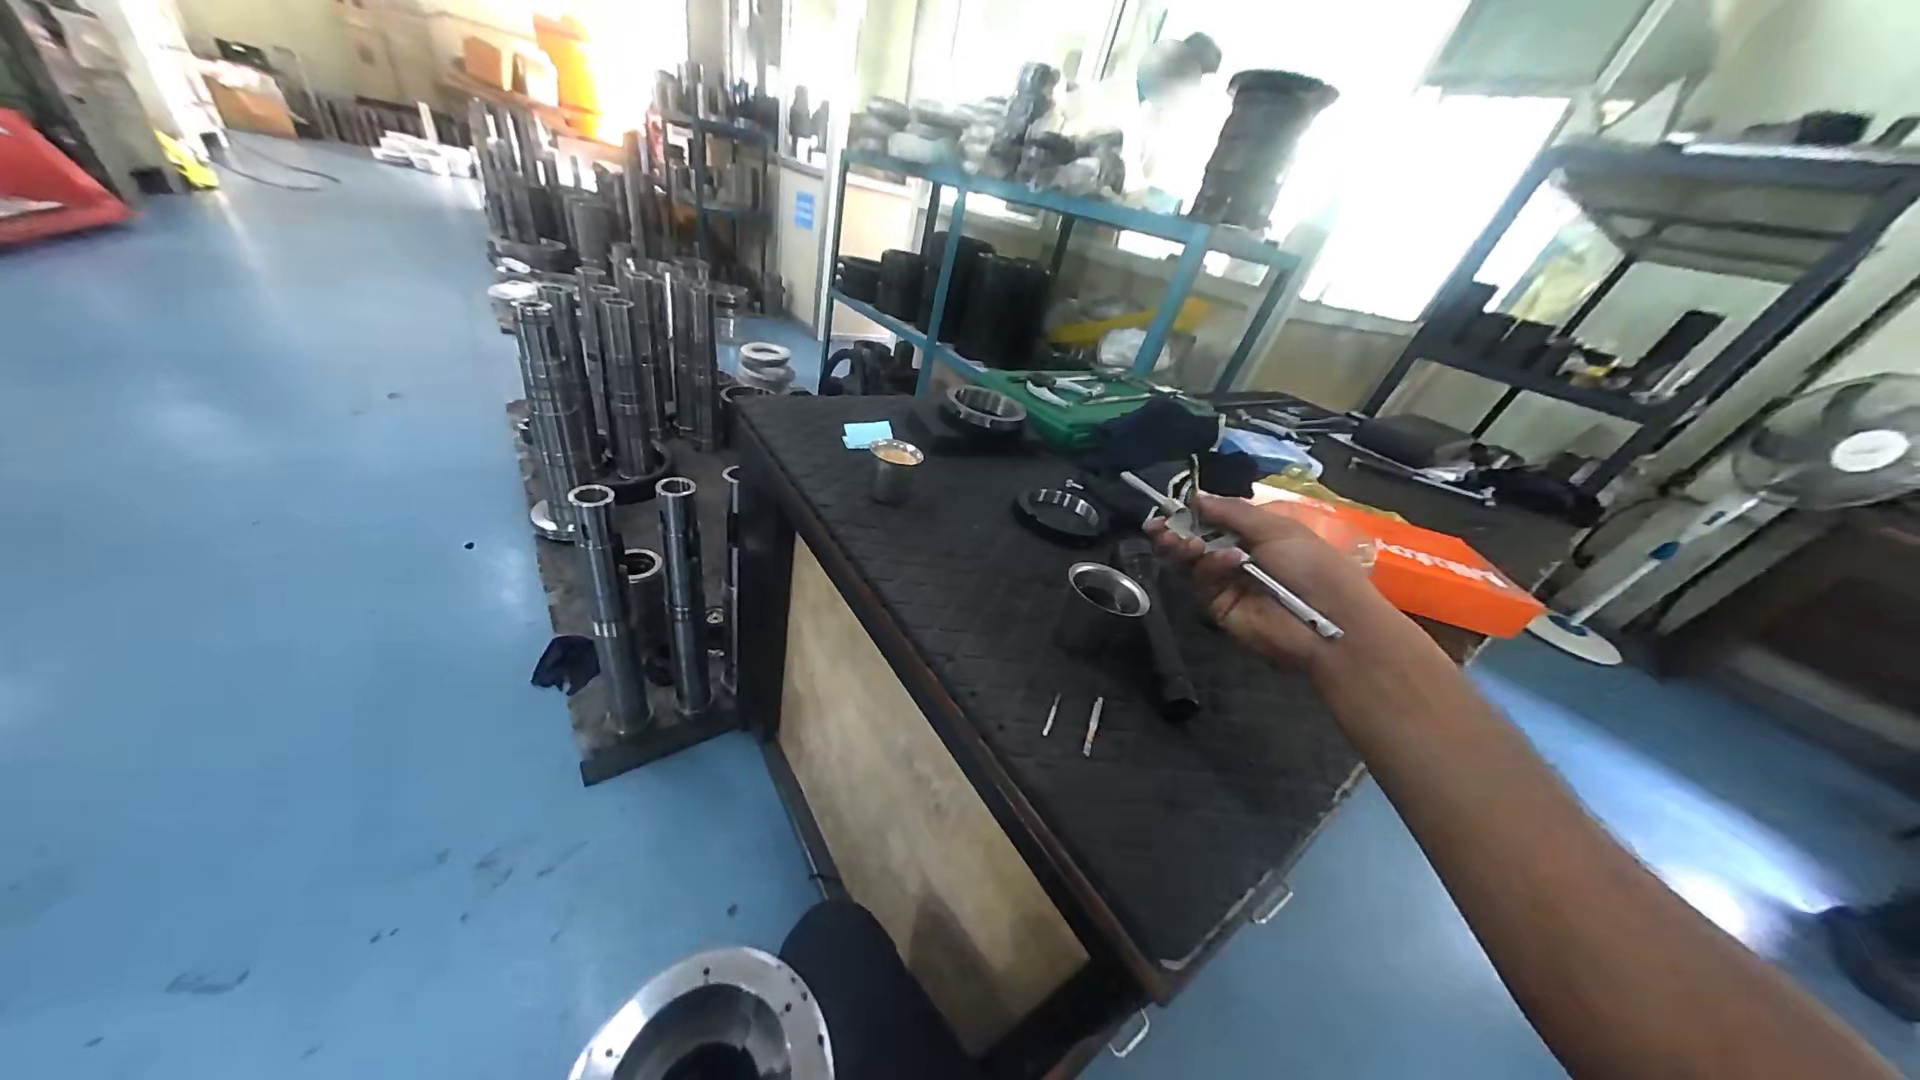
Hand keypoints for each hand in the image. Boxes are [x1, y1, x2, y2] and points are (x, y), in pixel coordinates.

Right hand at [1147, 492, 1402, 672]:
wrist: (1330, 621)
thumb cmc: (1313, 566)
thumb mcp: (1278, 528)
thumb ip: (1233, 511)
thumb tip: (1195, 497)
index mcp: (1252, 534)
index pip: (1210, 520)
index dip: (1188, 514)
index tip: (1167, 508)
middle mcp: (1234, 556)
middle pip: (1192, 541)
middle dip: (1174, 532)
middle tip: (1159, 529)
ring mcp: (1224, 582)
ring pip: (1189, 562)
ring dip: (1184, 547)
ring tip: (1187, 544)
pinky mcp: (1217, 606)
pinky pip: (1202, 582)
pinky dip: (1211, 567)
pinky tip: (1228, 561)